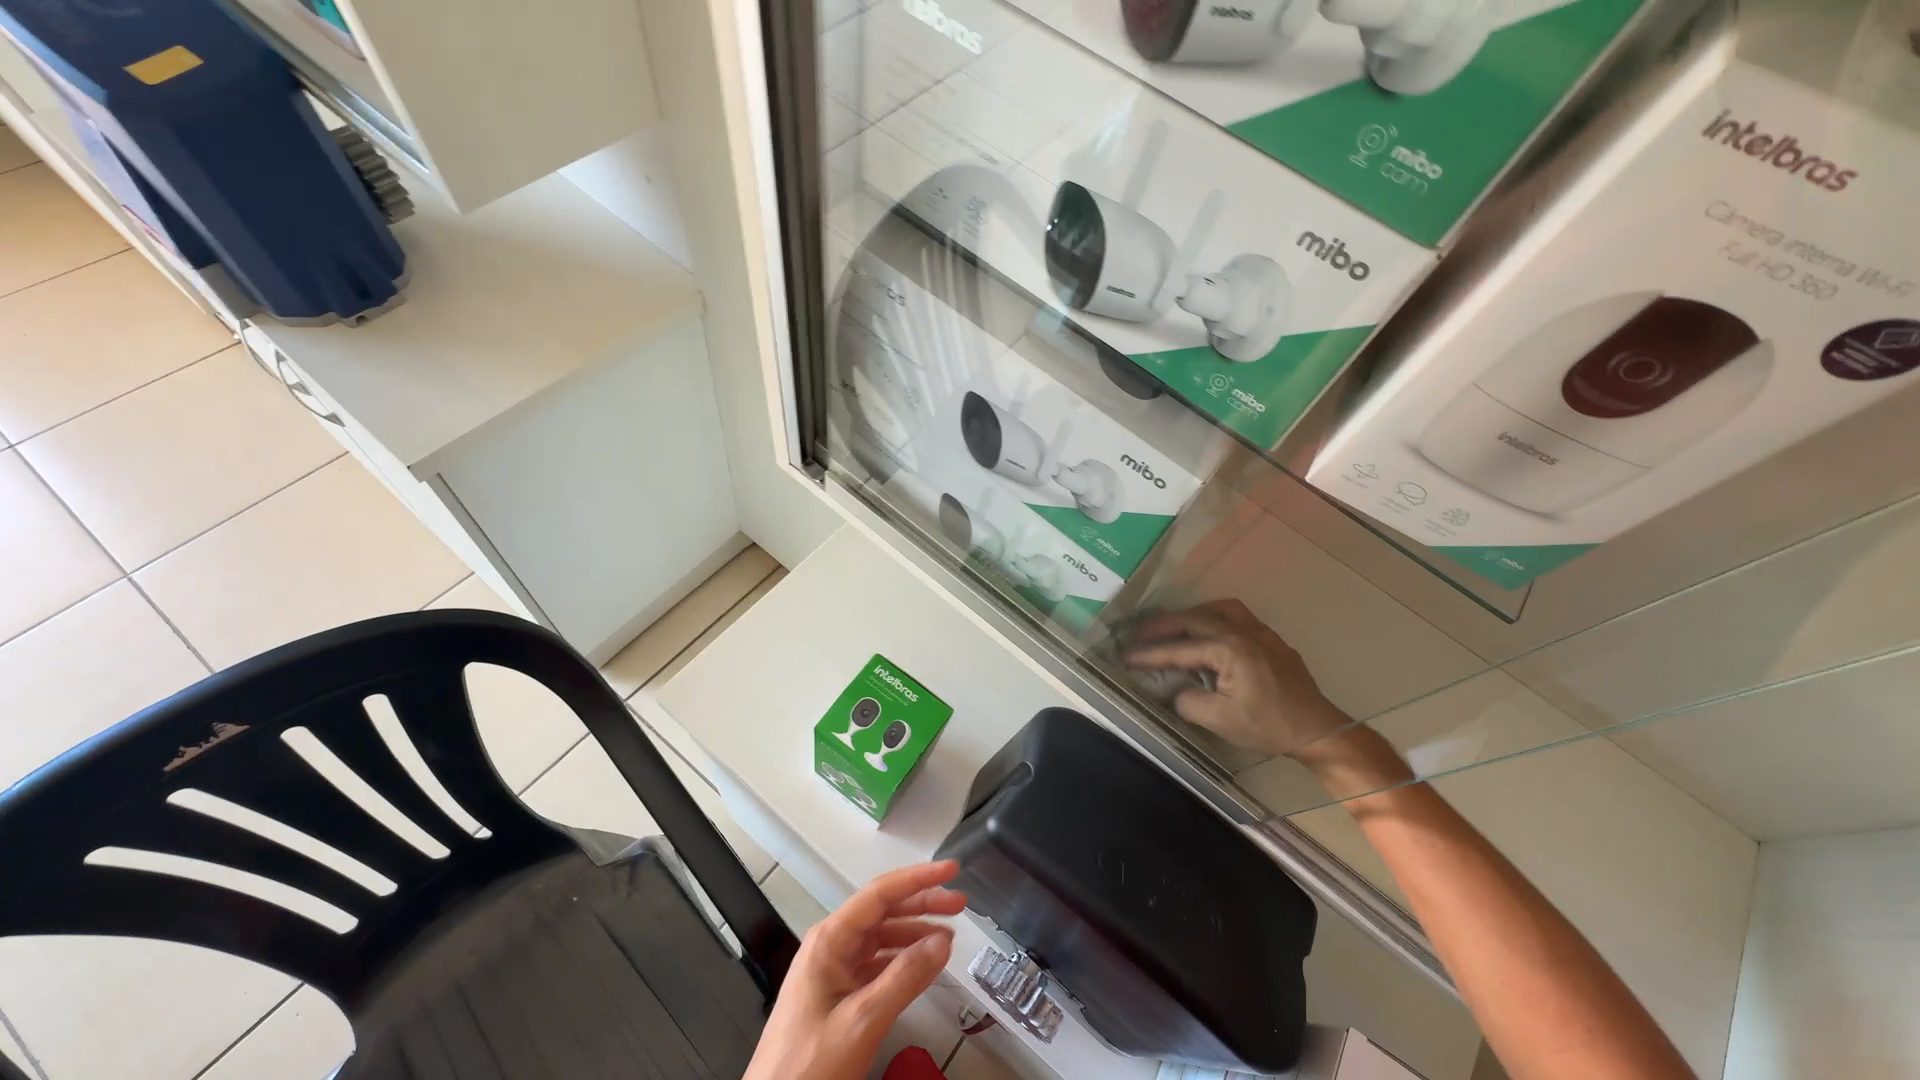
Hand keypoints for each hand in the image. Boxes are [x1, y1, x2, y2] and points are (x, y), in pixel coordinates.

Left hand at [744, 861, 967, 1079]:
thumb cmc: (810, 1062)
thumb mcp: (862, 1019)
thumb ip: (905, 978)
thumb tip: (943, 941)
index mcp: (830, 940)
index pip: (879, 894)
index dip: (918, 878)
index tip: (951, 870)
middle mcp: (831, 946)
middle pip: (883, 911)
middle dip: (922, 903)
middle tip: (961, 904)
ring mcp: (835, 969)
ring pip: (882, 936)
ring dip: (916, 931)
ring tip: (950, 936)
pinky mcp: (840, 992)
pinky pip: (878, 963)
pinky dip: (904, 959)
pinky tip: (926, 964)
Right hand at [1124, 599, 1350, 758]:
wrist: (1318, 729)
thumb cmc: (1269, 725)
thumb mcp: (1220, 720)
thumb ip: (1189, 701)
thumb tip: (1178, 691)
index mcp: (1228, 649)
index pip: (1179, 648)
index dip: (1149, 653)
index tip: (1124, 655)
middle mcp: (1242, 631)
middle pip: (1194, 619)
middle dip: (1163, 626)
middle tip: (1138, 634)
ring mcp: (1260, 632)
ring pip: (1219, 609)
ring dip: (1191, 614)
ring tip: (1174, 626)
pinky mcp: (1271, 640)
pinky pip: (1237, 617)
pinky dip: (1215, 618)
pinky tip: (1210, 634)